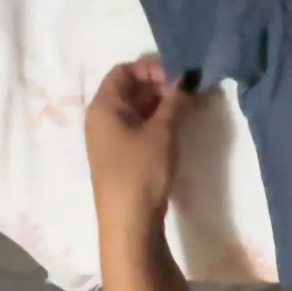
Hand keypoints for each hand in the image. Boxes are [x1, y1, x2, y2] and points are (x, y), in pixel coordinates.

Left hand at [85, 58, 199, 233]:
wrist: (128, 221)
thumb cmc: (141, 170)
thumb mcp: (163, 131)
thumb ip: (175, 100)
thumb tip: (187, 77)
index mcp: (103, 106)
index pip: (124, 71)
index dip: (151, 68)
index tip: (179, 79)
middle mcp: (101, 117)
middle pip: (130, 89)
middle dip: (160, 86)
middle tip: (190, 94)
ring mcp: (109, 138)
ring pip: (136, 108)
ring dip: (162, 104)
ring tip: (189, 109)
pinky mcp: (120, 154)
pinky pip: (137, 126)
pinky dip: (157, 121)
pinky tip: (178, 127)